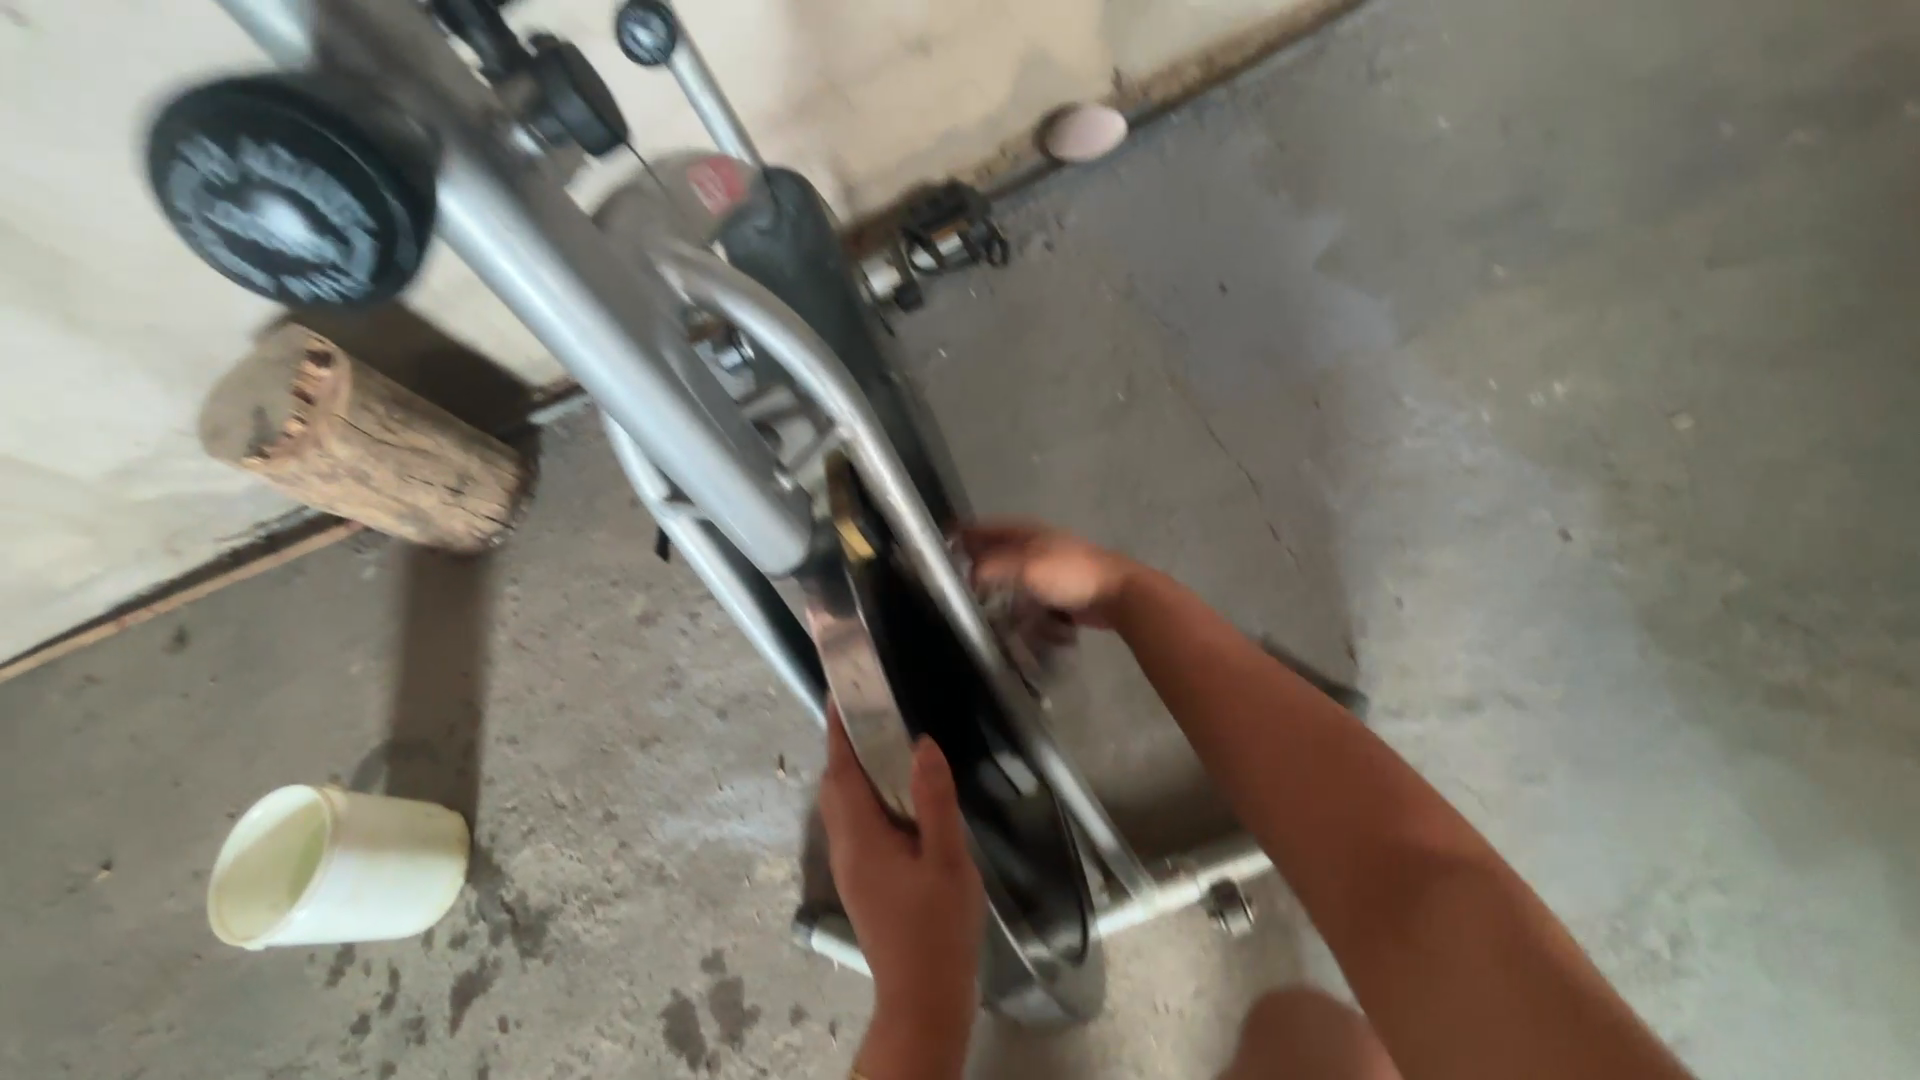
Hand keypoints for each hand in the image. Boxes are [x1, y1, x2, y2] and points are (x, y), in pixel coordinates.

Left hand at [818, 707, 983, 1078]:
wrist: (923, 998)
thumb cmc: (937, 927)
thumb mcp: (947, 859)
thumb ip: (934, 800)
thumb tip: (921, 745)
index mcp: (861, 838)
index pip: (841, 771)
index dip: (838, 732)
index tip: (840, 696)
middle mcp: (845, 849)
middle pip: (835, 788)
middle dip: (846, 750)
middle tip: (873, 719)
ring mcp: (851, 870)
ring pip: (843, 809)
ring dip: (856, 775)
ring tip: (887, 750)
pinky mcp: (862, 884)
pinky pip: (856, 827)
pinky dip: (868, 801)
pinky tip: (899, 804)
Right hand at [960, 521, 1141, 628]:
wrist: (1117, 593)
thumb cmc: (1070, 574)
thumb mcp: (1026, 567)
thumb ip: (993, 567)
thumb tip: (968, 575)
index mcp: (1026, 532)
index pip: (985, 527)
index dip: (963, 534)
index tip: (941, 547)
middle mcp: (1035, 545)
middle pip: (997, 549)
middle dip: (976, 561)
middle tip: (954, 580)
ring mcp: (1049, 566)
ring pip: (1012, 572)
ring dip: (996, 582)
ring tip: (976, 599)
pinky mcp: (1059, 589)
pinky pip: (1028, 593)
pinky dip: (1016, 600)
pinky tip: (1006, 614)